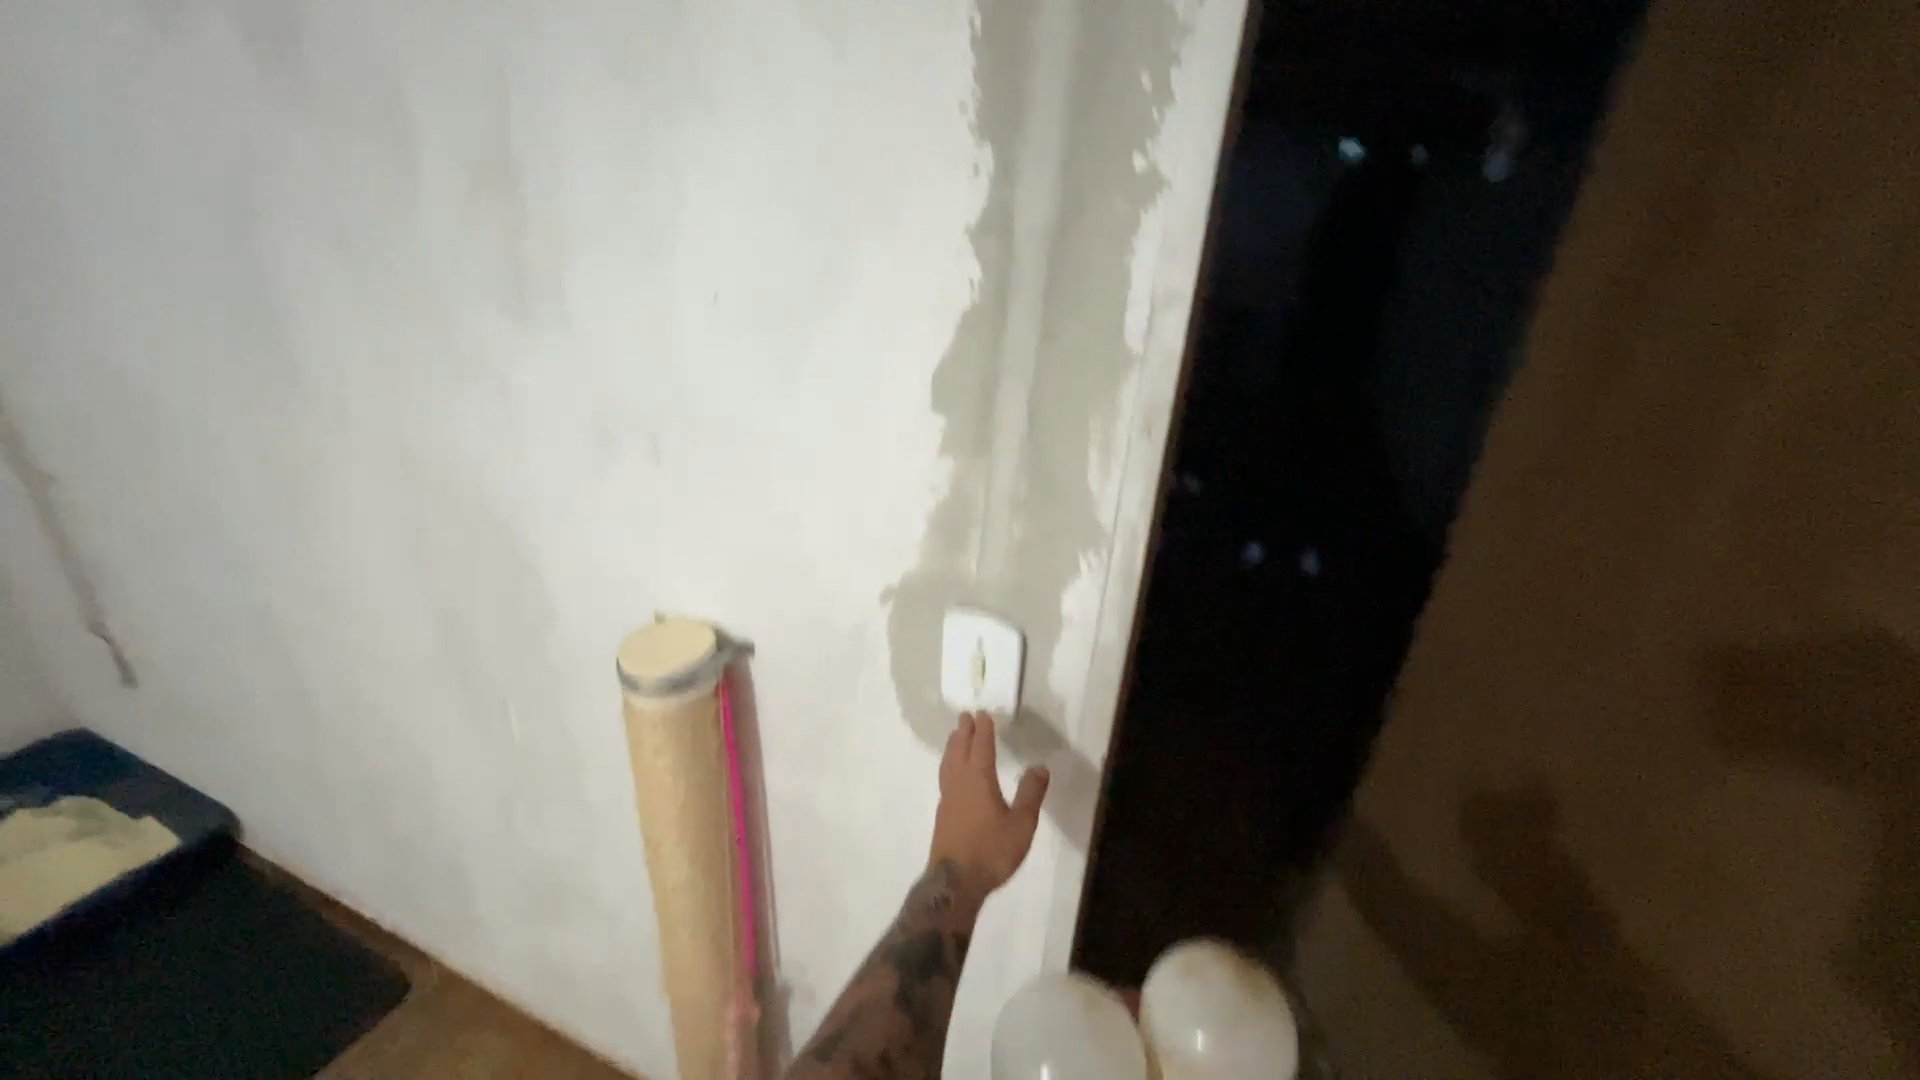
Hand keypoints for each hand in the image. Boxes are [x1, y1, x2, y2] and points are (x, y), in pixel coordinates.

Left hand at [929, 712, 1049, 900]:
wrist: (955, 882)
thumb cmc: (991, 850)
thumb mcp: (1021, 823)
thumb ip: (1030, 793)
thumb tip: (1039, 766)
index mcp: (979, 779)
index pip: (981, 747)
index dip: (983, 730)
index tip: (982, 714)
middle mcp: (959, 783)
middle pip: (960, 750)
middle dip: (964, 733)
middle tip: (964, 717)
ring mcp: (947, 799)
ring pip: (948, 764)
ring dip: (953, 747)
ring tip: (955, 738)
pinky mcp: (943, 815)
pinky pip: (945, 778)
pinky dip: (949, 765)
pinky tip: (952, 775)